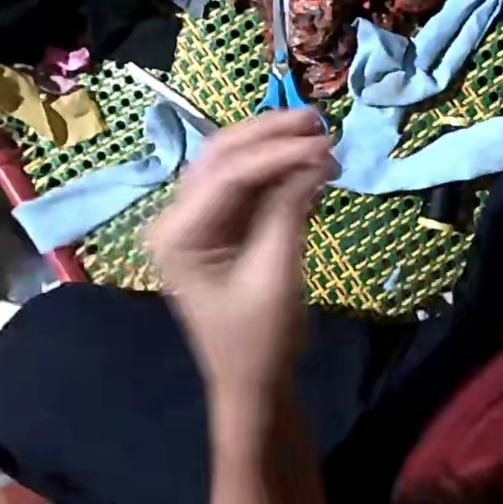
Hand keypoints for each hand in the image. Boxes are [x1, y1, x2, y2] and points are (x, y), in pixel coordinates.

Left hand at [146, 111, 335, 402]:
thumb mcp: (276, 276)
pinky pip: (244, 185)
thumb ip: (290, 211)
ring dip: (273, 146)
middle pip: (222, 157)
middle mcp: (177, 217)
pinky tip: (308, 164)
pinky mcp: (217, 223)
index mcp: (177, 234)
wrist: (251, 382)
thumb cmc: (258, 340)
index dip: (277, 153)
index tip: (325, 142)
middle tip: (318, 121)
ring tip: (318, 135)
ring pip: (232, 162)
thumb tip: (318, 157)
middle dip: (269, 135)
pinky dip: (275, 171)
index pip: (227, 175)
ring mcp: (196, 218)